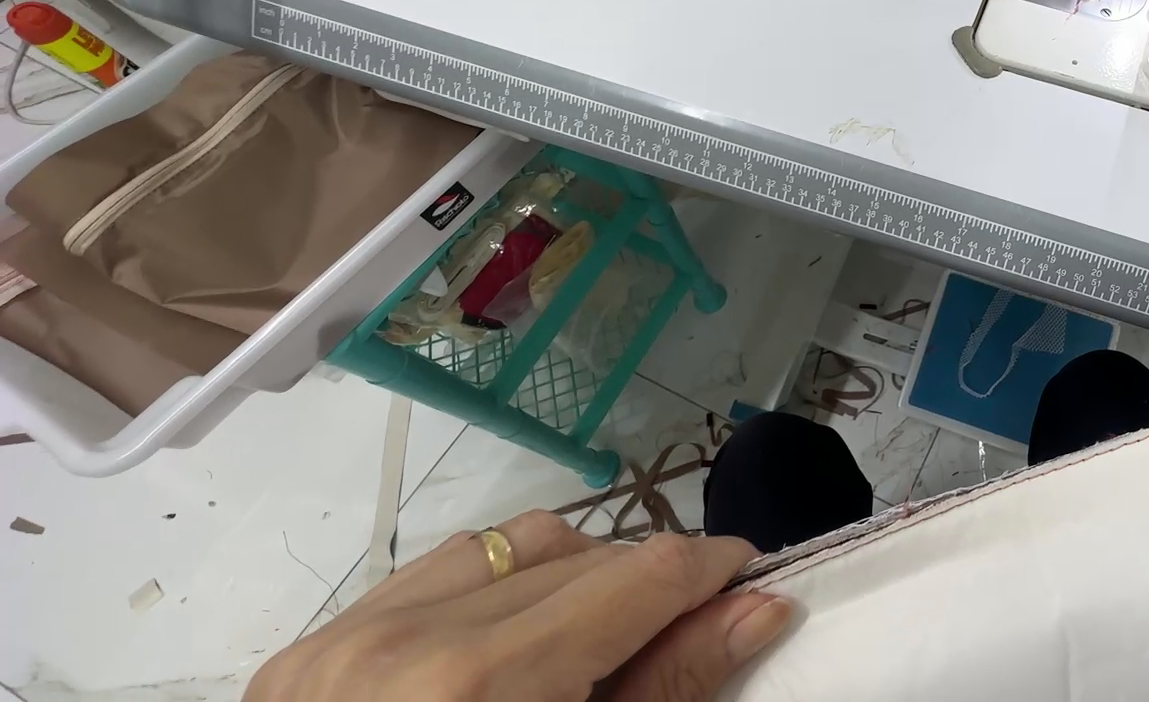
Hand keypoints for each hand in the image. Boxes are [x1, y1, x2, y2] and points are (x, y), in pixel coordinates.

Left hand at [246, 510, 790, 701]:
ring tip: (586, 638)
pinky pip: (449, 564)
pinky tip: (508, 639)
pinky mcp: (306, 648)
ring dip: (580, 571)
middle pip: (591, 554)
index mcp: (478, 691)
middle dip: (649, 585)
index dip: (713, 567)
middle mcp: (405, 640)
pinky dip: (506, 582)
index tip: (748, 578)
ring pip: (523, 541)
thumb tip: (762, 605)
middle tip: (669, 637)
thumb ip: (674, 686)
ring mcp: (342, 639)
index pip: (641, 576)